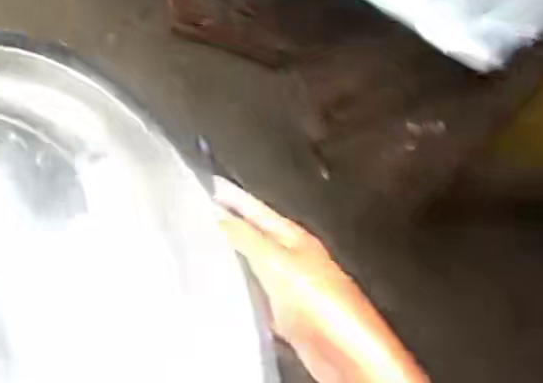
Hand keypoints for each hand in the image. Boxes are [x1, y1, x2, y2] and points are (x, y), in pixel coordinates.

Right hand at [216, 179, 427, 382]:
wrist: (352, 360)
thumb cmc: (319, 301)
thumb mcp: (273, 258)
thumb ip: (242, 234)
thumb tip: (217, 217)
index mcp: (294, 236)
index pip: (253, 205)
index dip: (228, 194)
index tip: (204, 182)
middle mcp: (294, 257)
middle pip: (252, 234)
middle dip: (224, 224)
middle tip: (190, 213)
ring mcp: (294, 287)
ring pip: (253, 264)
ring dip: (230, 258)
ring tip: (198, 247)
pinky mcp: (291, 315)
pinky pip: (257, 294)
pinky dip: (240, 289)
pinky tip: (222, 287)